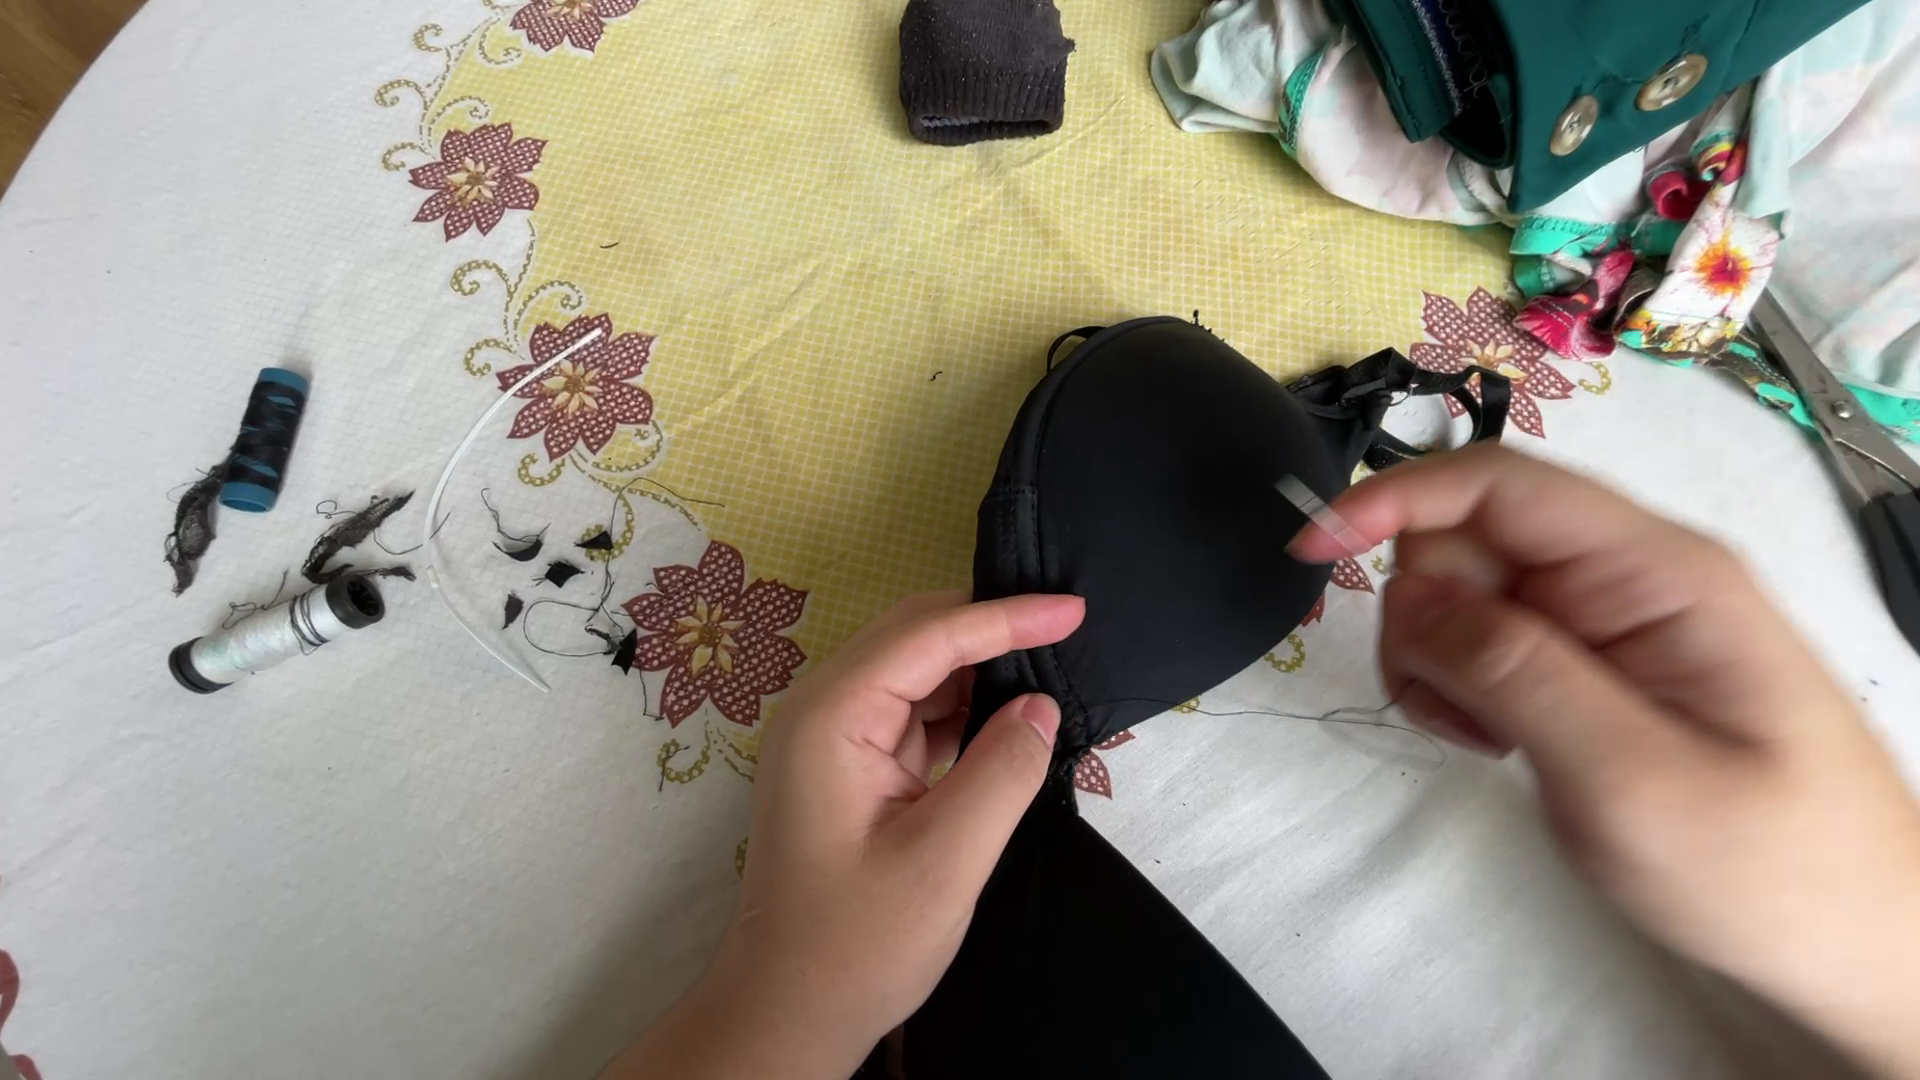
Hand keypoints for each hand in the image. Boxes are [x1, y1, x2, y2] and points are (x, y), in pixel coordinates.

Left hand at [603, 592, 1084, 1079]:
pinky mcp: (854, 756)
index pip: (928, 637)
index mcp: (832, 716)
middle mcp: (826, 706)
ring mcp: (836, 730)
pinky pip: (916, 707)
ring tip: (1047, 662)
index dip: (1004, 616)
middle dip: (990, 626)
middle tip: (1065, 627)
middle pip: (915, 636)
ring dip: (980, 663)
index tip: (1072, 609)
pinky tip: (1006, 709)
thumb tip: (1041, 705)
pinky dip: (964, 703)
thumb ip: (1001, 773)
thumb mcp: (944, 862)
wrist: (789, 1009)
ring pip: (918, 667)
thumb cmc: (857, 944)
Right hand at [1291, 444, 1919, 1078]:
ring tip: (1480, 731)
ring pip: (1441, 590)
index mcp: (1654, 570)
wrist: (1835, 940)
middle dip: (1421, 616)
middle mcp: (1611, 572)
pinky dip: (1440, 682)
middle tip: (1456, 701)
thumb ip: (1519, 674)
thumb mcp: (1635, 778)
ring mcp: (1582, 611)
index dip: (1392, 497)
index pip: (1496, 485)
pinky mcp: (1557, 651)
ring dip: (1428, 659)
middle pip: (1453, 540)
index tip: (1313, 548)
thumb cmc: (1766, 867)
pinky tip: (1485, 732)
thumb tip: (1414, 603)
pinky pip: (1454, 636)